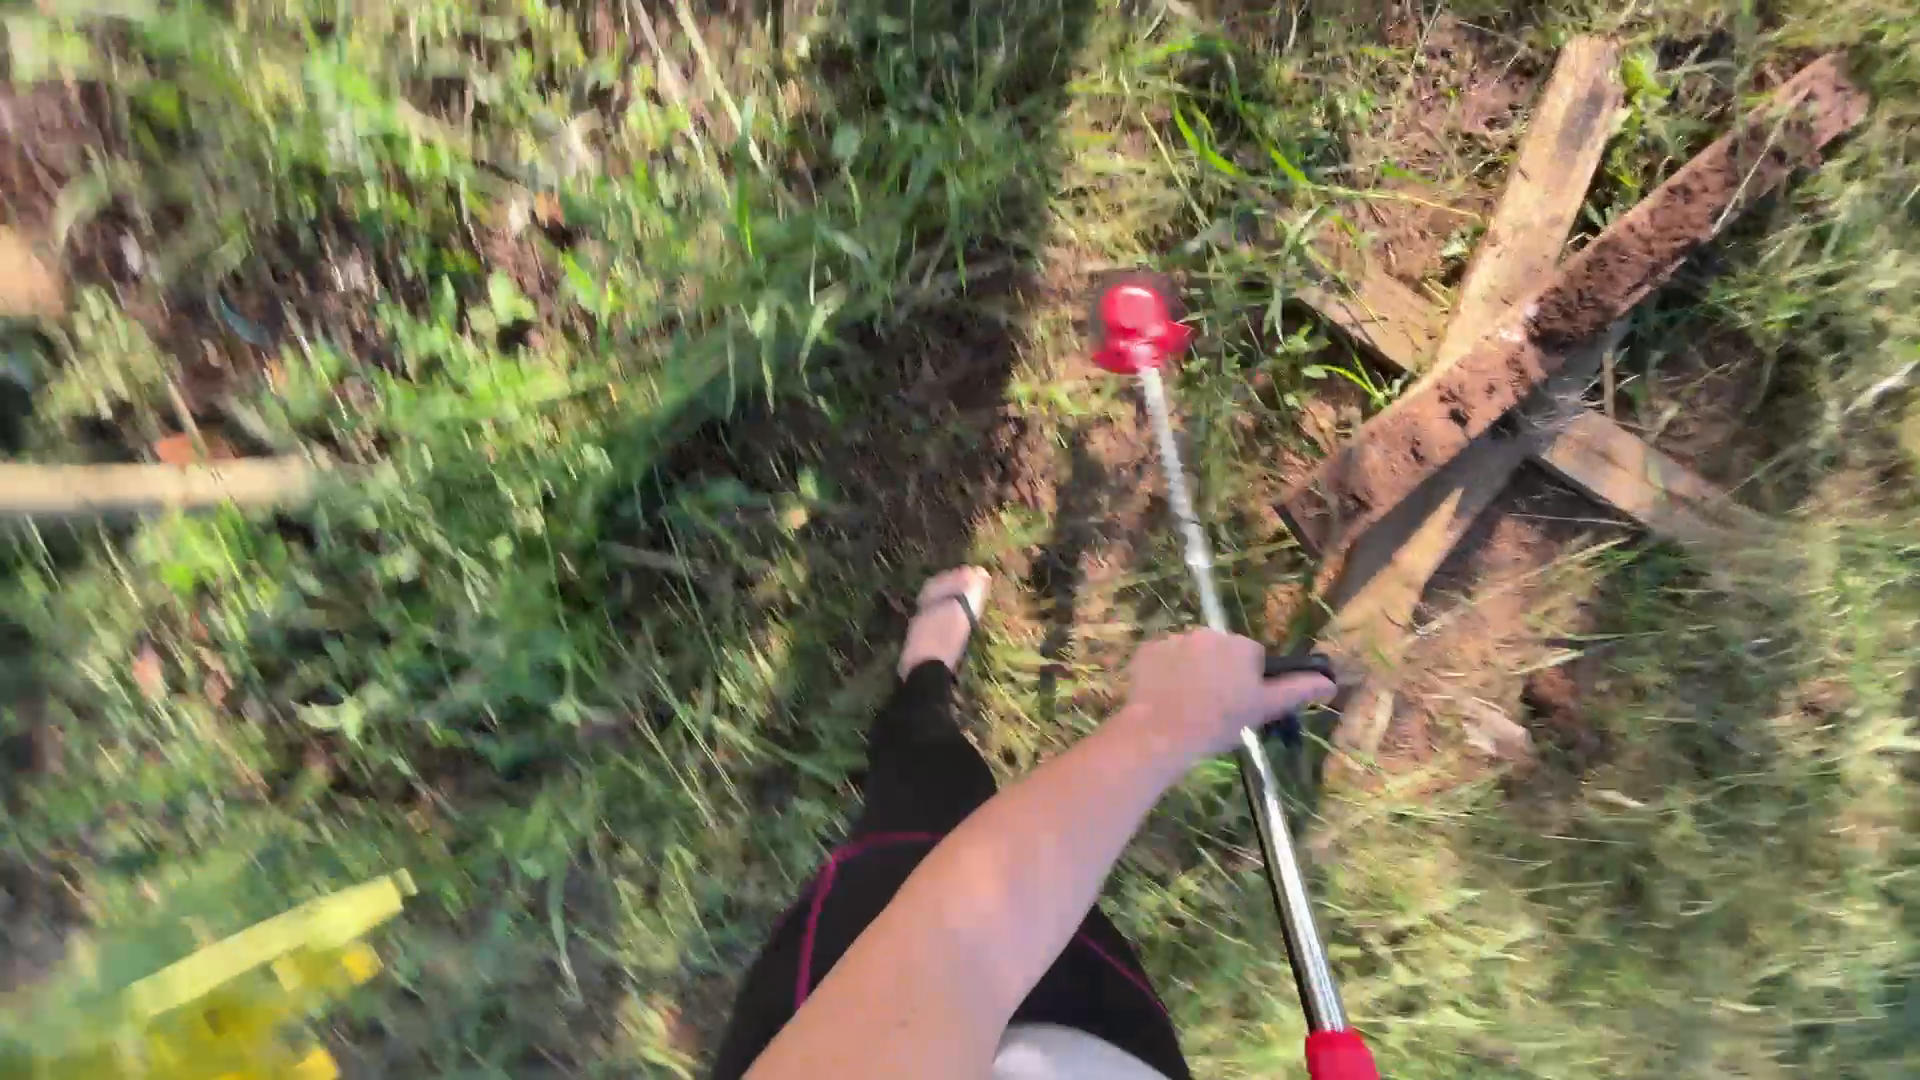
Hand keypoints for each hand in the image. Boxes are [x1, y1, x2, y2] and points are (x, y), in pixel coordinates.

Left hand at [1115, 629, 1337, 759]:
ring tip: (1185, 702)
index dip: (1247, 680)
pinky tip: (1164, 695)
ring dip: (1191, 669)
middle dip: (1219, 670)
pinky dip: (1164, 671)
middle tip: (1212, 704)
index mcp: (1240, 645)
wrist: (1162, 731)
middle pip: (1219, 650)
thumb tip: (1329, 682)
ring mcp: (1173, 639)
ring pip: (1189, 652)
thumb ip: (1297, 690)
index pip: (1251, 656)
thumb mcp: (1263, 708)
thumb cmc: (1218, 722)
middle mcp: (1207, 633)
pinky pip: (1161, 657)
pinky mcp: (1146, 649)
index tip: (1238, 702)